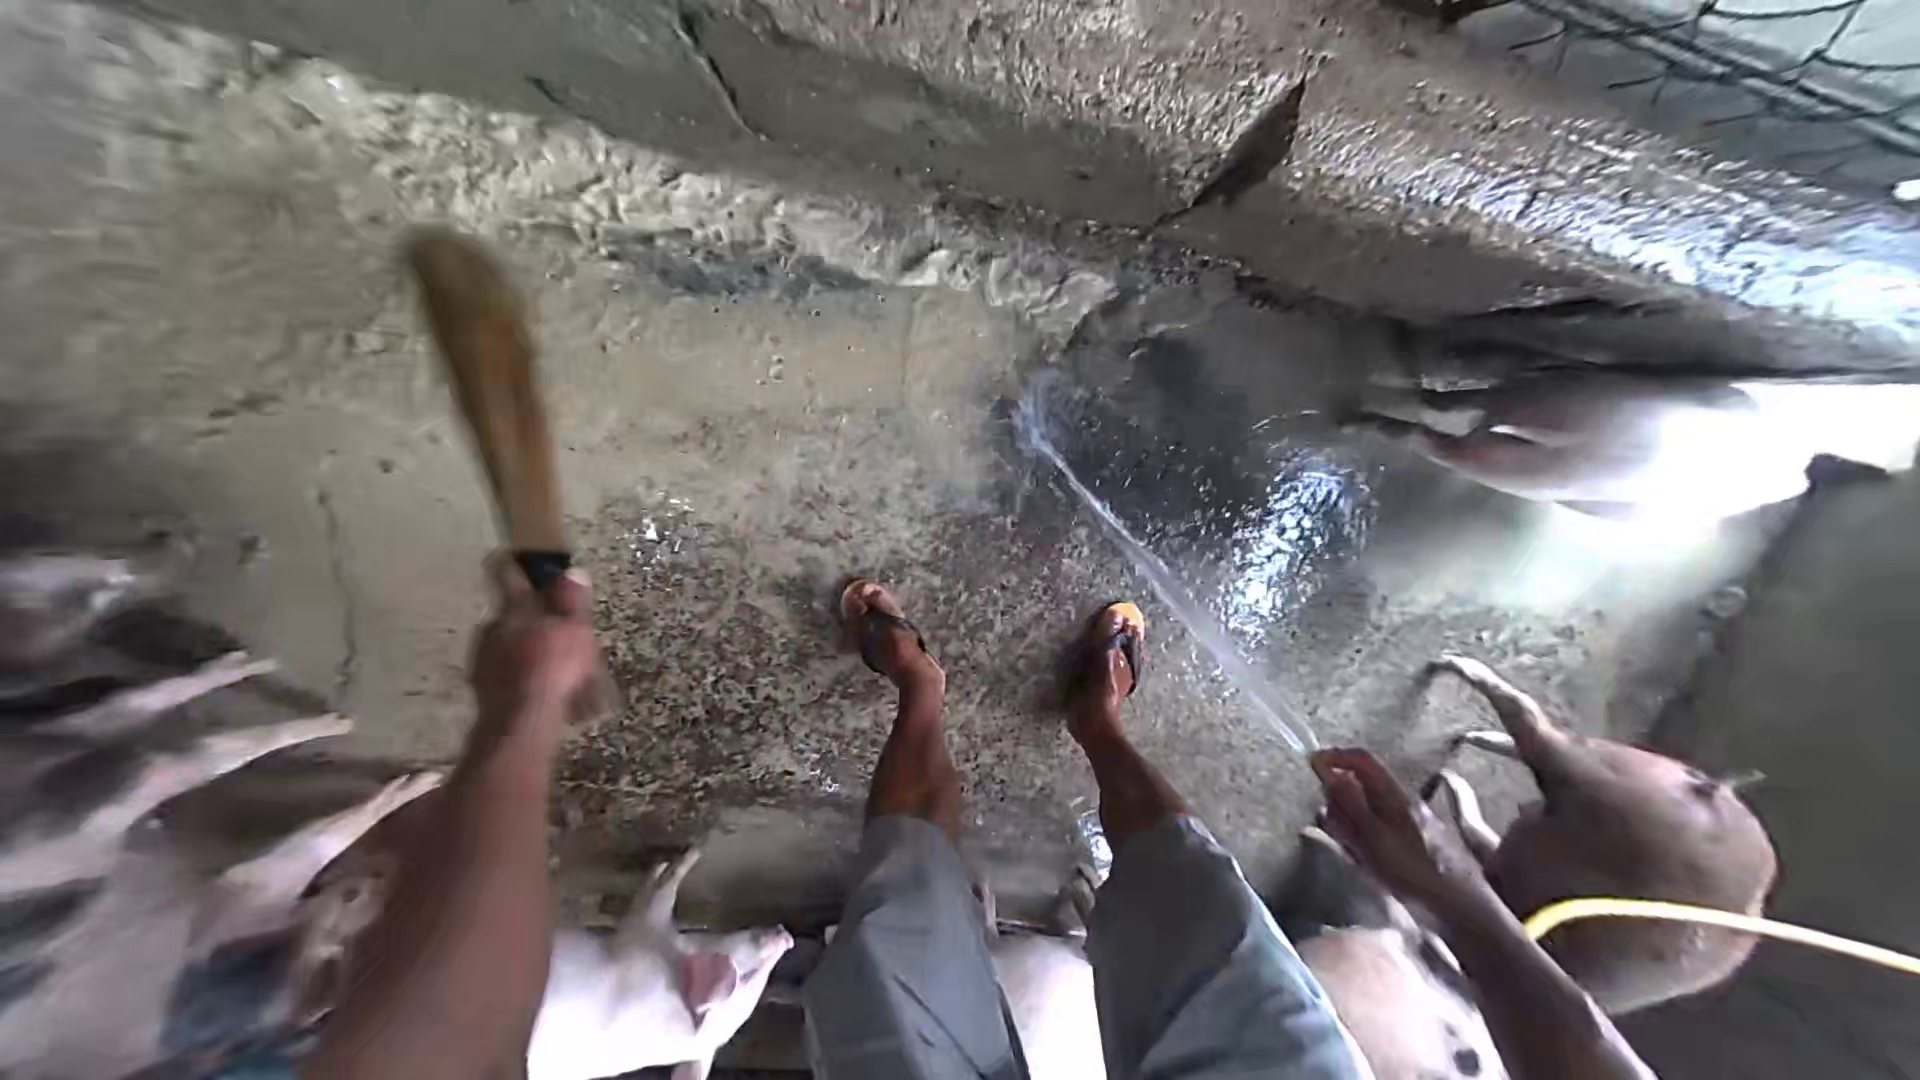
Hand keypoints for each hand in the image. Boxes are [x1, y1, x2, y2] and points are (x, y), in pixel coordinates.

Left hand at [469, 555, 601, 740]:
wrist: (523, 719)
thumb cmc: (556, 667)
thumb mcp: (577, 630)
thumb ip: (573, 601)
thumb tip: (573, 570)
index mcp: (518, 611)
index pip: (512, 577)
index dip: (513, 564)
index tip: (511, 555)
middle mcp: (494, 628)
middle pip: (512, 613)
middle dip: (532, 615)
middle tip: (556, 625)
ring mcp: (485, 657)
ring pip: (509, 641)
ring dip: (528, 645)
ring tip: (553, 659)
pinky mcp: (484, 684)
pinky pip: (506, 666)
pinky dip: (522, 668)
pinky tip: (540, 682)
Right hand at [1310, 747, 1493, 916]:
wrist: (1466, 913)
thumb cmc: (1415, 874)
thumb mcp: (1373, 837)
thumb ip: (1349, 802)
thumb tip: (1327, 770)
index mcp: (1396, 795)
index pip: (1362, 758)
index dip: (1335, 756)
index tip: (1313, 764)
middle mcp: (1407, 801)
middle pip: (1364, 782)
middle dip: (1340, 793)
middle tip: (1329, 816)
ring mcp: (1416, 821)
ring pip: (1372, 805)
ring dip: (1351, 815)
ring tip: (1346, 840)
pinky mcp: (1420, 841)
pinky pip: (1383, 825)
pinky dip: (1366, 832)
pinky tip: (1364, 854)